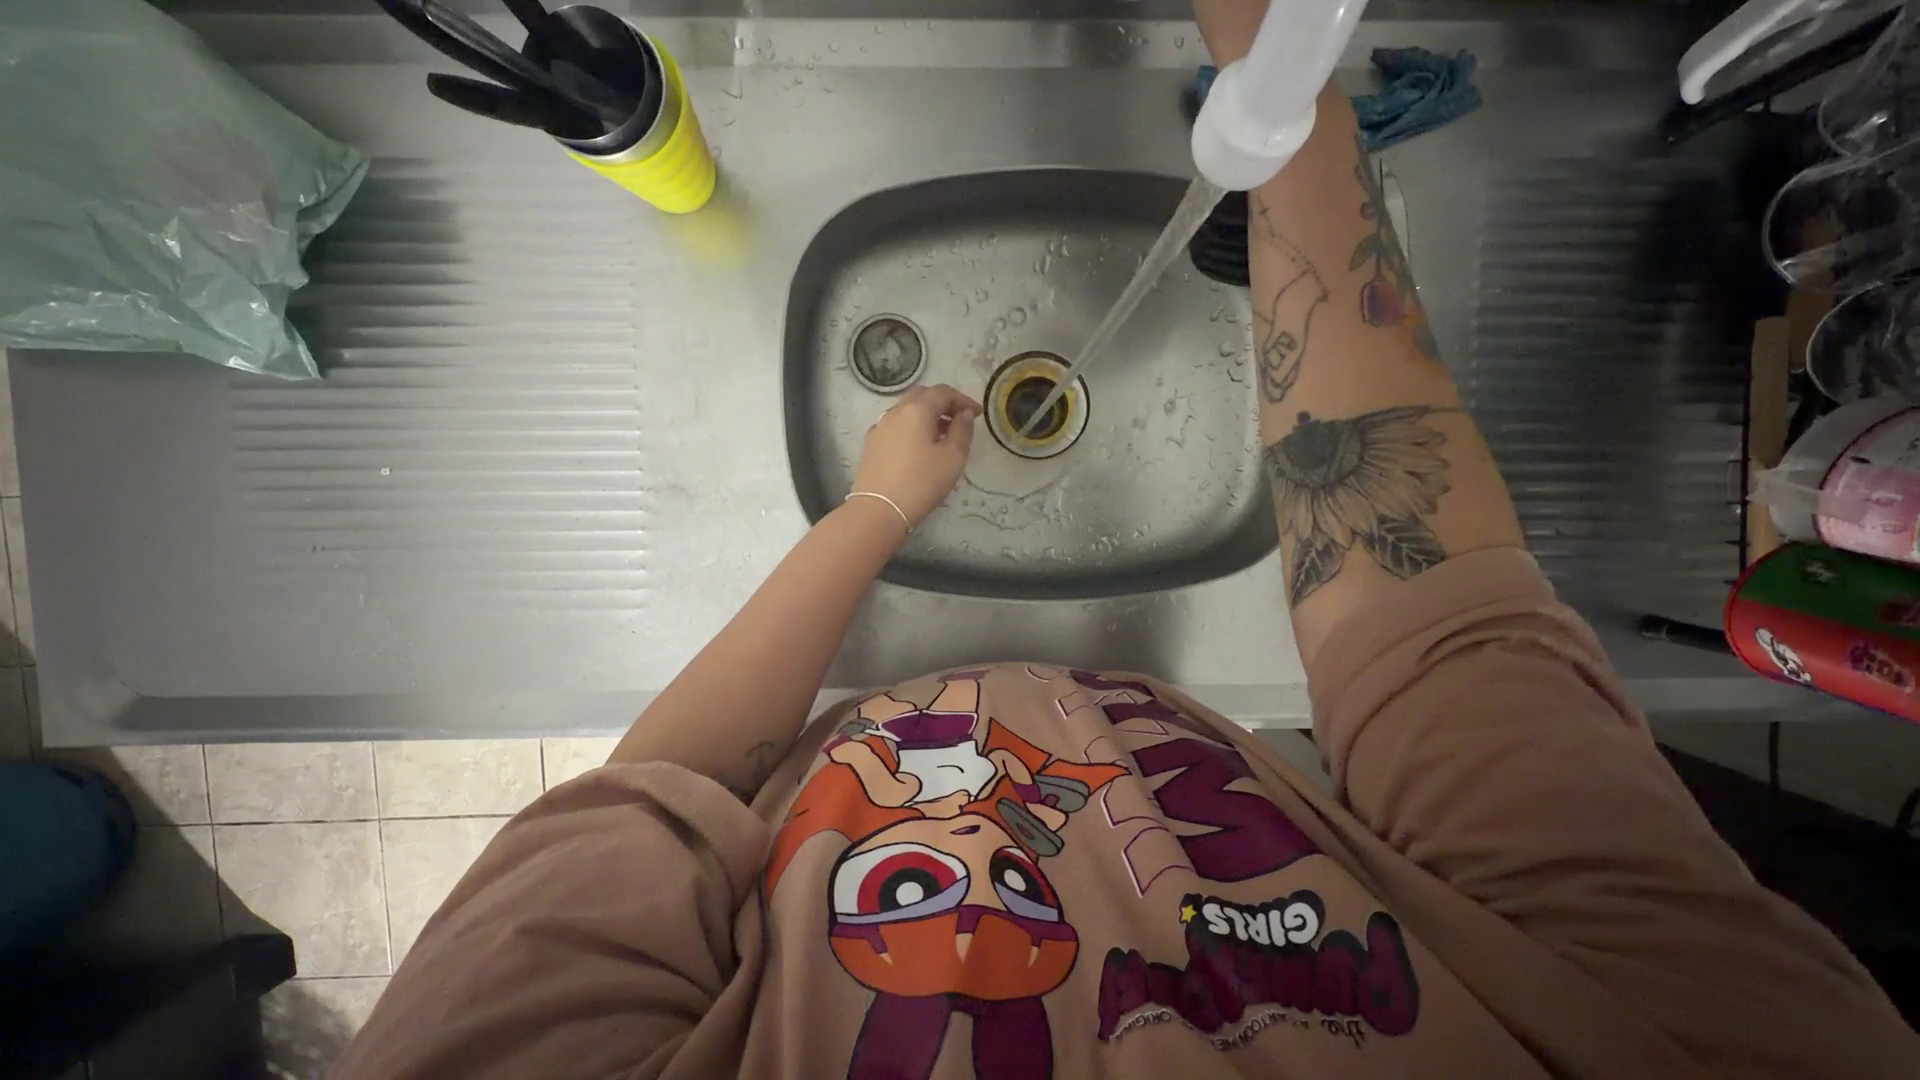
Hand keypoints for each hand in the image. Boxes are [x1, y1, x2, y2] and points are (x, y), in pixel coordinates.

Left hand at [851, 384, 981, 527]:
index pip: (943, 392)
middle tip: (958, 422)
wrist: (880, 509)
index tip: (977, 415)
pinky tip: (917, 449)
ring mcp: (879, 427)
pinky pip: (895, 426)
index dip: (963, 400)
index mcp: (917, 409)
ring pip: (906, 411)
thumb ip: (963, 430)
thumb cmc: (922, 482)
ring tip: (941, 437)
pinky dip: (911, 428)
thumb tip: (964, 414)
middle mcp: (895, 412)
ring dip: (926, 416)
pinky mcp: (871, 444)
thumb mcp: (953, 457)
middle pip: (922, 396)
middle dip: (943, 404)